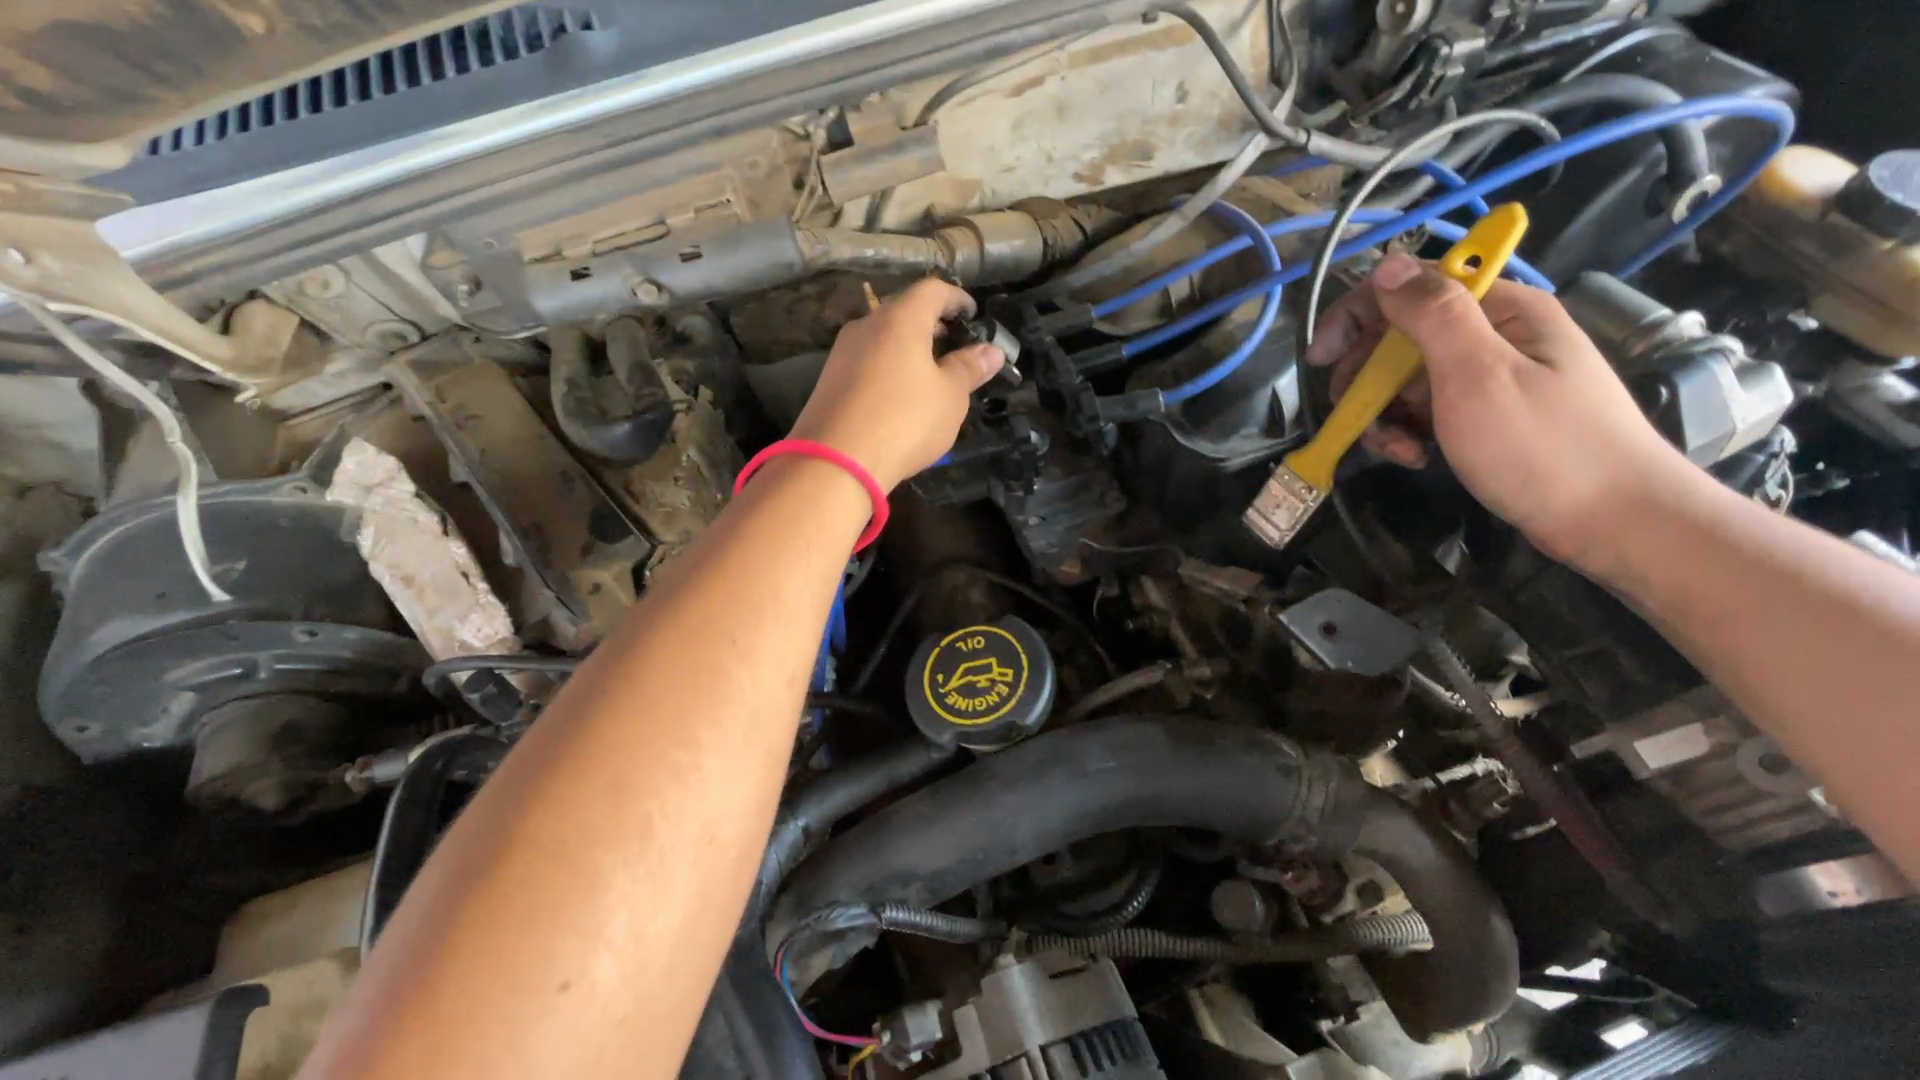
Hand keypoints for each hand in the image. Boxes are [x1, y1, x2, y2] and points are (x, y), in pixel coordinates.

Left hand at [789, 278, 1003, 490]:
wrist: (834, 462)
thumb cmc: (904, 421)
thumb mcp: (950, 397)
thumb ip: (969, 369)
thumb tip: (991, 351)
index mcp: (900, 319)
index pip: (932, 290)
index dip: (956, 298)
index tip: (973, 314)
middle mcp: (866, 326)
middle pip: (903, 311)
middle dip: (932, 324)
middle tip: (955, 345)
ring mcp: (843, 353)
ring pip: (883, 338)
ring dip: (909, 348)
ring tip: (932, 374)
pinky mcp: (829, 381)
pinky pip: (867, 362)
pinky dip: (889, 368)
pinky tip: (901, 396)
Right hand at [1304, 252, 1695, 570]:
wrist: (1614, 521)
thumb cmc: (1543, 446)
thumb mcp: (1478, 375)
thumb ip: (1433, 315)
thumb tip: (1389, 263)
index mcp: (1501, 309)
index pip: (1410, 287)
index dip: (1357, 316)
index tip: (1321, 360)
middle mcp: (1495, 333)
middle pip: (1403, 336)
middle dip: (1368, 376)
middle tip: (1355, 418)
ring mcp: (1492, 376)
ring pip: (1409, 378)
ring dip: (1386, 412)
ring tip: (1396, 450)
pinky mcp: (1489, 415)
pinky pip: (1430, 409)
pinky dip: (1411, 431)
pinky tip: (1416, 457)